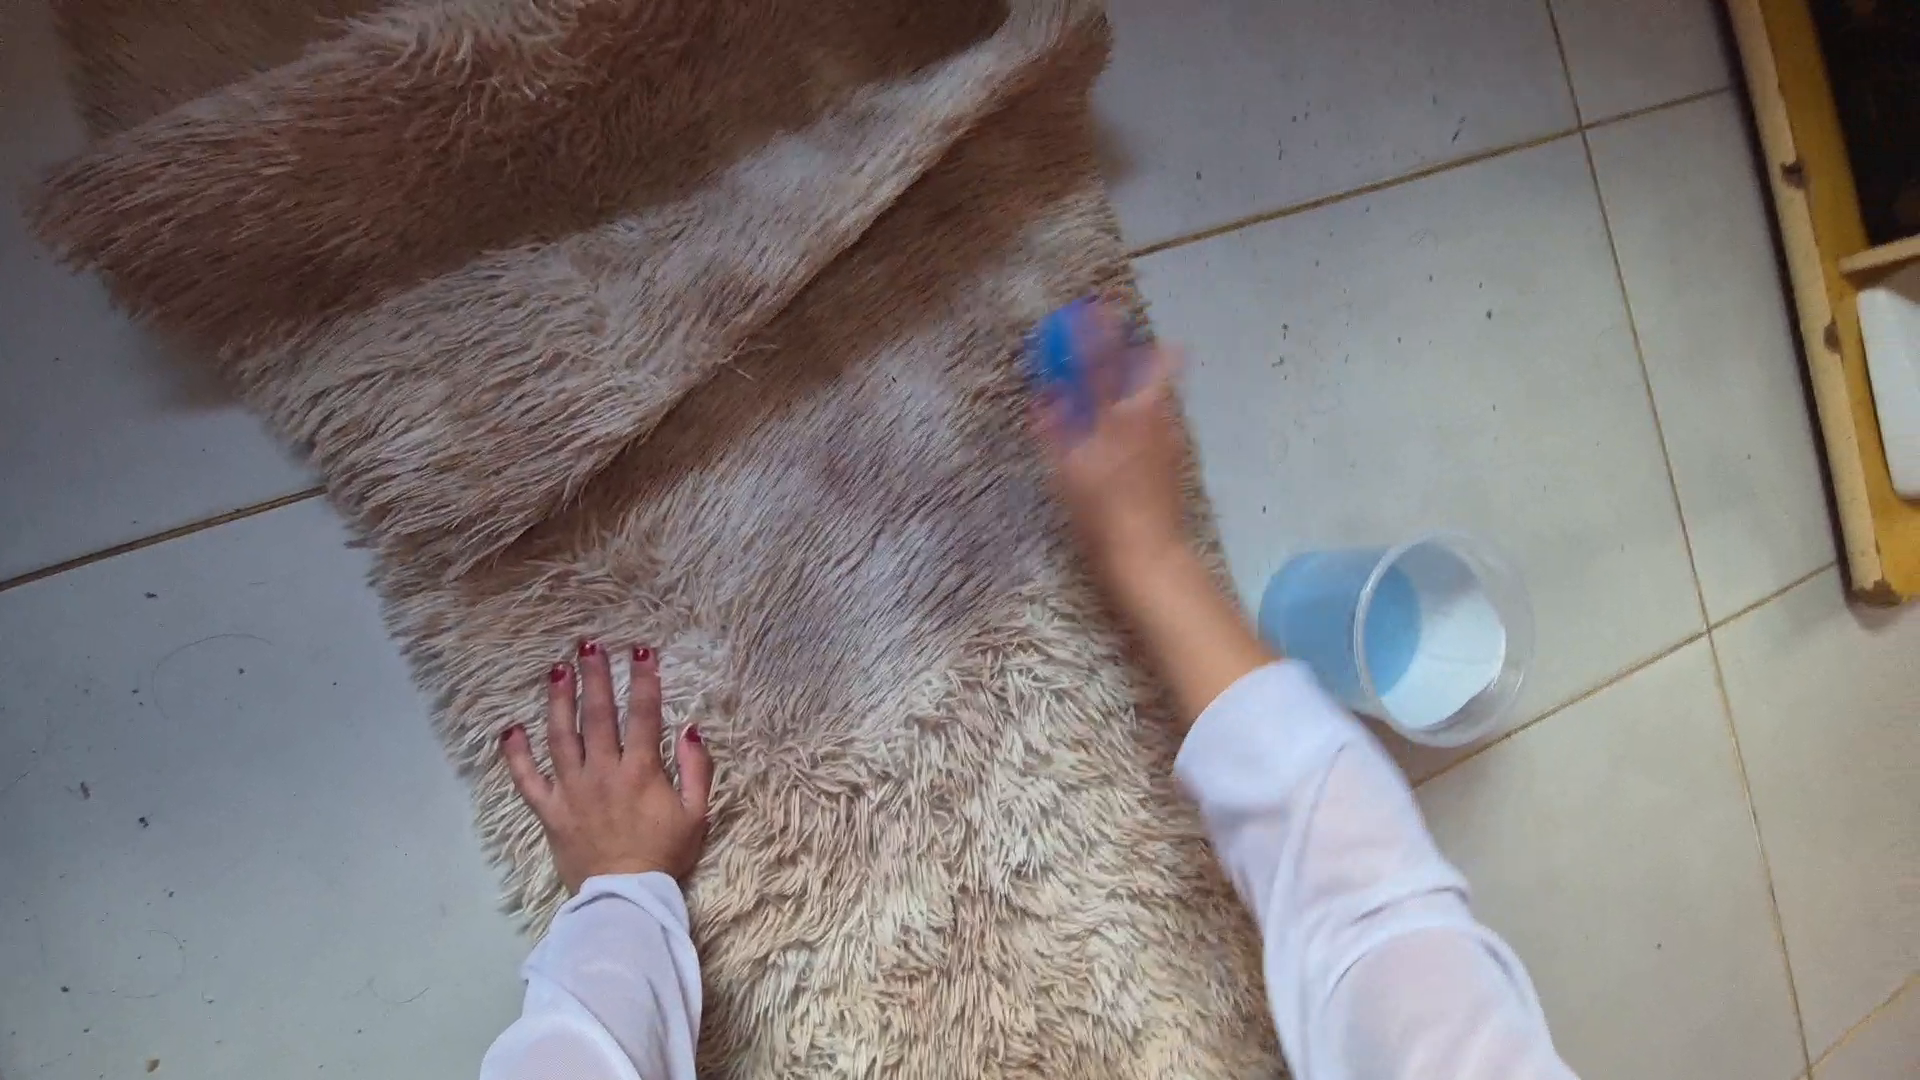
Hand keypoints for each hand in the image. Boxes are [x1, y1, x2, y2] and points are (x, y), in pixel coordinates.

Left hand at [501, 641, 712, 891]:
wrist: (625, 898)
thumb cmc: (666, 853)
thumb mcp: (698, 812)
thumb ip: (698, 768)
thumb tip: (692, 728)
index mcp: (642, 771)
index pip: (643, 715)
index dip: (644, 680)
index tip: (641, 651)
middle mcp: (604, 773)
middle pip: (598, 716)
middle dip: (595, 677)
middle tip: (589, 646)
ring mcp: (572, 791)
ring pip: (561, 737)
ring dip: (559, 701)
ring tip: (556, 670)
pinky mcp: (550, 812)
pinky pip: (527, 780)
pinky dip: (516, 755)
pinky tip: (510, 729)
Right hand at [1032, 302, 1189, 581]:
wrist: (1147, 550)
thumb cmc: (1098, 514)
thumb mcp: (1064, 473)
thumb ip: (1054, 430)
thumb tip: (1044, 397)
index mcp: (1112, 419)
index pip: (1101, 363)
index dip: (1097, 331)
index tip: (1095, 306)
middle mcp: (1146, 418)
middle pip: (1155, 365)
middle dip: (1144, 347)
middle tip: (1132, 340)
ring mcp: (1168, 434)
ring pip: (1164, 388)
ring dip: (1150, 374)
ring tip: (1137, 375)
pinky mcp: (1178, 452)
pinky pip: (1166, 414)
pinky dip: (1154, 406)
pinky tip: (1141, 422)